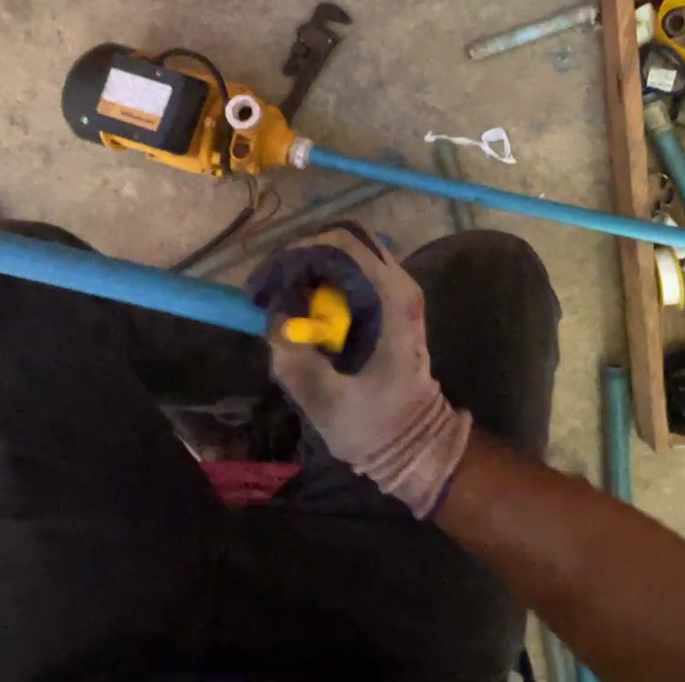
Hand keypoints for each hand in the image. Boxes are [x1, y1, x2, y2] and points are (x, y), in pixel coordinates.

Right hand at [264, 228, 470, 516]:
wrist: (417, 443)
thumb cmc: (378, 426)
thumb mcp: (329, 403)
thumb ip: (298, 362)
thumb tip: (276, 319)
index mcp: (393, 299)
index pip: (344, 245)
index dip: (299, 253)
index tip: (268, 285)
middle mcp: (399, 284)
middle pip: (345, 241)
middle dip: (300, 257)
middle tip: (267, 290)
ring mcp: (396, 290)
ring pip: (346, 253)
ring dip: (308, 268)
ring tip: (277, 300)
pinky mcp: (387, 302)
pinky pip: (349, 273)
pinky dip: (319, 281)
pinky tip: (297, 310)